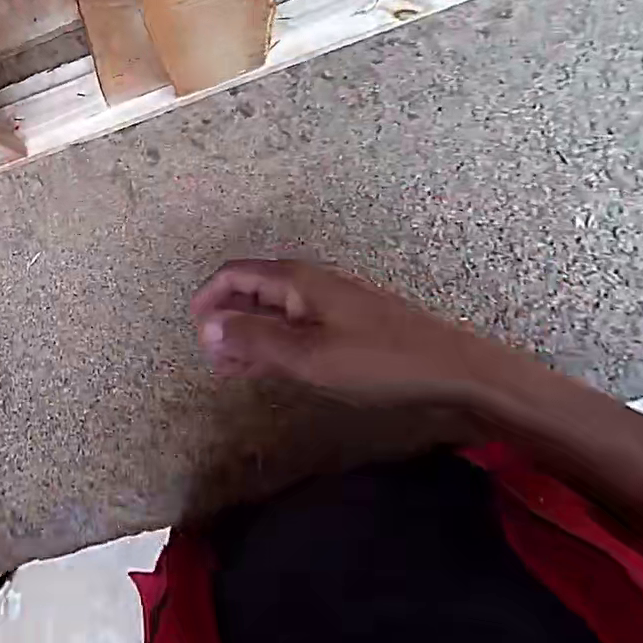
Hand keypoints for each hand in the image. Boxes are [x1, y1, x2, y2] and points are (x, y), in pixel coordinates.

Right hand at [190, 259, 490, 401]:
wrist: (450, 368)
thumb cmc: (376, 359)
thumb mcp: (308, 355)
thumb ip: (254, 339)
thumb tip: (207, 326)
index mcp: (295, 280)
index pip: (234, 274)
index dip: (208, 297)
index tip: (192, 329)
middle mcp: (307, 283)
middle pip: (251, 291)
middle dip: (224, 318)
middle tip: (209, 356)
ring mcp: (326, 302)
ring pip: (272, 311)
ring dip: (246, 334)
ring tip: (227, 367)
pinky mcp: (343, 322)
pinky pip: (294, 326)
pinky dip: (272, 343)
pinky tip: (264, 367)